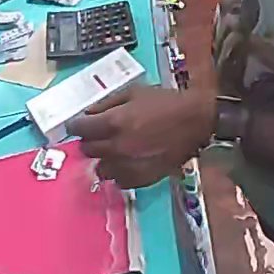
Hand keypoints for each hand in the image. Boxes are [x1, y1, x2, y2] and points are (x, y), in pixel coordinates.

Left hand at [66, 86, 214, 187]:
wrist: (195, 122)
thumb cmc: (165, 102)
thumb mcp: (133, 93)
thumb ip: (106, 104)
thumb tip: (87, 114)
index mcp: (113, 123)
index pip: (79, 129)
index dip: (77, 125)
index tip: (81, 124)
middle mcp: (117, 147)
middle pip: (87, 149)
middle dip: (90, 140)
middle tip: (100, 134)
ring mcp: (128, 166)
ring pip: (100, 168)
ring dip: (104, 158)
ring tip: (115, 149)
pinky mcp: (141, 179)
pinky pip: (118, 180)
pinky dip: (119, 171)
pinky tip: (127, 162)